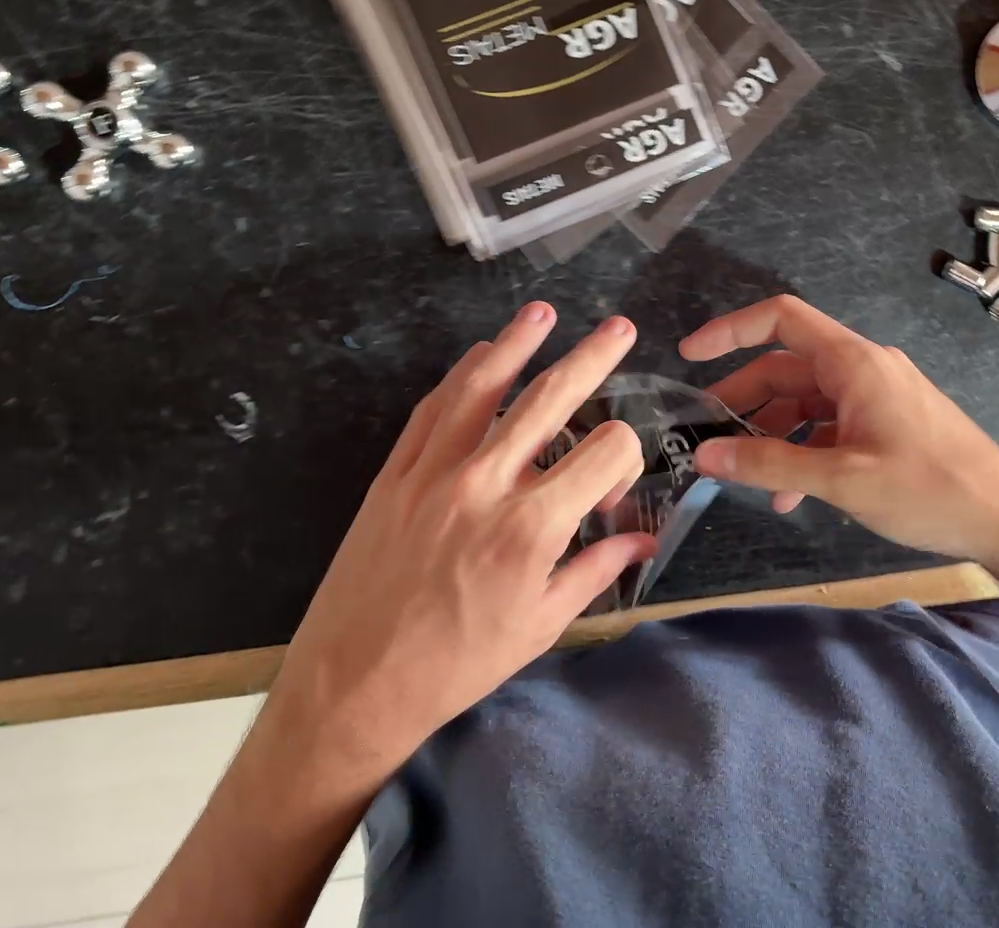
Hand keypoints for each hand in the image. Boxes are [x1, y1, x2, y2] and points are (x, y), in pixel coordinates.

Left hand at [268, 303, 658, 774]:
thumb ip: (597, 569)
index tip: (611, 497)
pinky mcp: (394, 475)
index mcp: (534, 526)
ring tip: (544, 313)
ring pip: (484, 387)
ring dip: (519, 343)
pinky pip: (432, 409)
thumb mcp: (543, 624)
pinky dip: (461, 375)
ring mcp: (434, 473)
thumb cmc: (460, 663)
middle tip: (620, 327)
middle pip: (552, 399)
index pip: (605, 451)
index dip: (625, 461)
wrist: (354, 685)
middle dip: (594, 358)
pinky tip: (481, 354)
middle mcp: (488, 485)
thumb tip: (643, 542)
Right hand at [680, 295, 998, 573]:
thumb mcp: (842, 479)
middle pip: (789, 368)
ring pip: (809, 402)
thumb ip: (771, 464)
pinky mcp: (889, 425)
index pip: (782, 319)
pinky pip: (833, 426)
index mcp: (855, 363)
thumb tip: (706, 455)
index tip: (690, 357)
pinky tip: (790, 495)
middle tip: (707, 436)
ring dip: (775, 434)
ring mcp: (880, 397)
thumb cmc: (927, 491)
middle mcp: (865, 369)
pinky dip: (806, 450)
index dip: (731, 330)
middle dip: (745, 399)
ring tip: (746, 476)